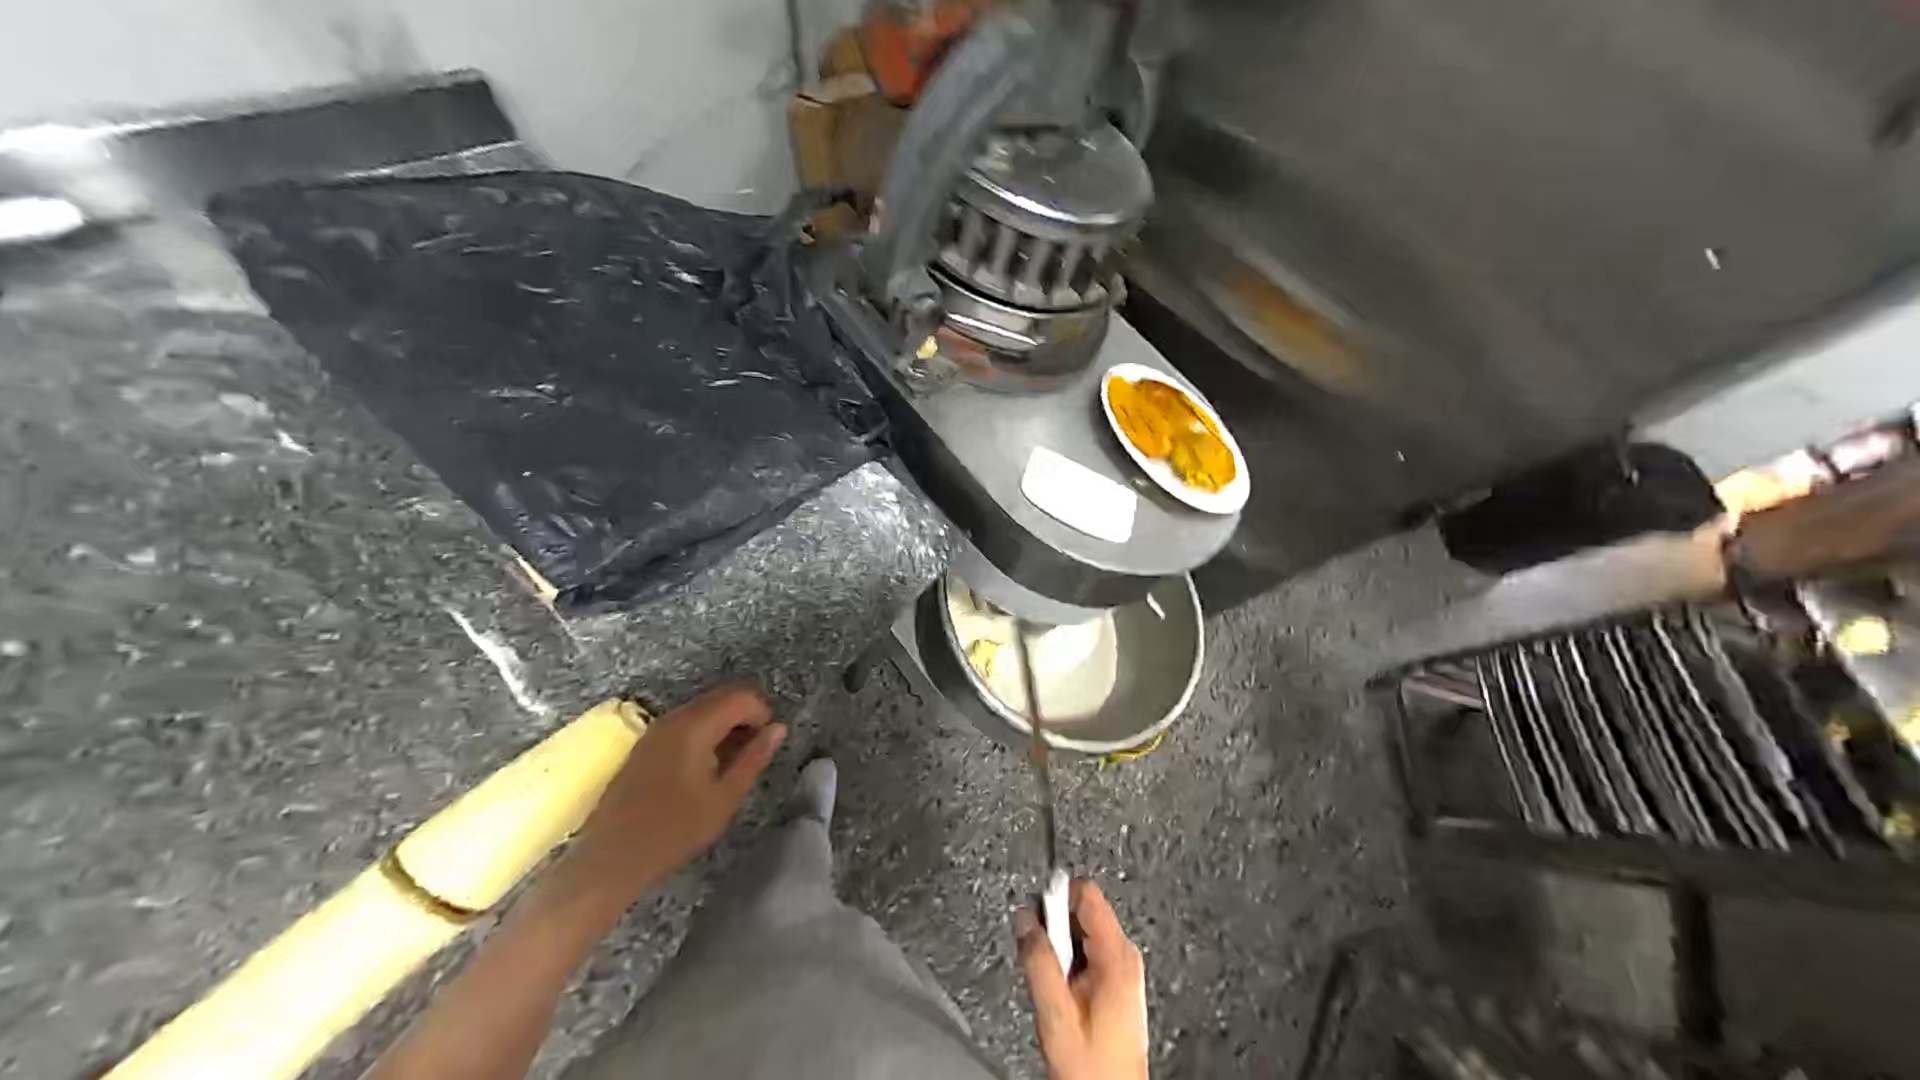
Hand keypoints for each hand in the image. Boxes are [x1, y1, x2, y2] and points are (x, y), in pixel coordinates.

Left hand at [559, 685, 785, 908]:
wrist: (610, 858)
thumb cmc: (674, 830)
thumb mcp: (725, 797)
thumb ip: (754, 758)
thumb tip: (778, 728)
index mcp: (695, 726)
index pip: (741, 697)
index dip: (762, 713)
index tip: (769, 741)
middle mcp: (674, 718)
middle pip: (722, 696)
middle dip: (746, 715)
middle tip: (757, 749)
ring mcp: (656, 729)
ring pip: (703, 708)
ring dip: (726, 723)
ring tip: (735, 760)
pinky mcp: (646, 743)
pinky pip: (686, 722)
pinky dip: (706, 731)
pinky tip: (708, 765)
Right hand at [1016, 879, 1149, 1079]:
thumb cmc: (1092, 1068)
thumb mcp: (1055, 1013)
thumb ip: (1038, 960)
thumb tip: (1024, 918)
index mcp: (1116, 955)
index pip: (1085, 891)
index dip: (1055, 897)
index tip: (1036, 918)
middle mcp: (1125, 955)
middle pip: (1081, 910)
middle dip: (1054, 928)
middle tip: (1042, 961)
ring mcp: (1123, 968)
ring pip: (1081, 931)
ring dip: (1059, 949)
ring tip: (1053, 985)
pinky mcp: (1117, 981)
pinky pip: (1086, 951)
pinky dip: (1068, 962)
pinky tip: (1062, 992)